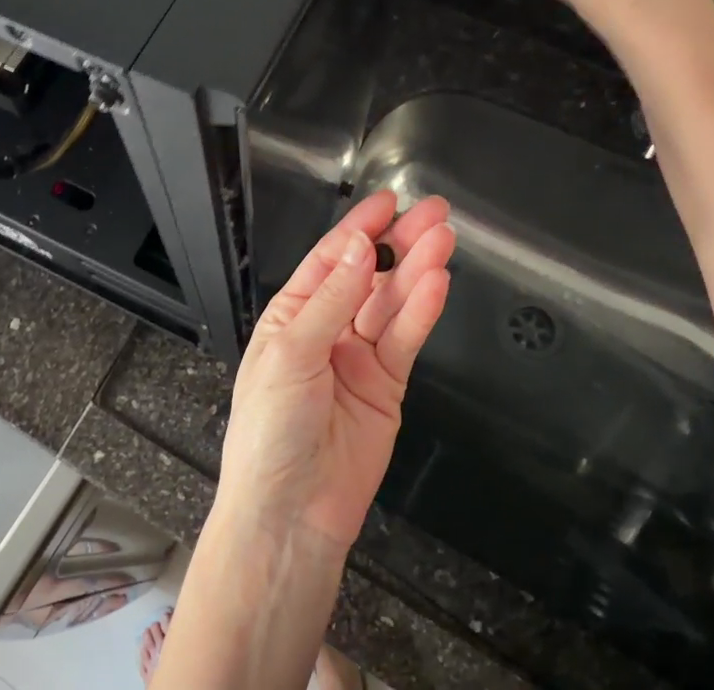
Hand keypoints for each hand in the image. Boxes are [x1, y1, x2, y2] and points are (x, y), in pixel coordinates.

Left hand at [217, 192, 454, 549]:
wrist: (290, 511)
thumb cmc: (270, 432)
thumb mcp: (291, 354)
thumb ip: (331, 300)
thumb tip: (357, 247)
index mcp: (290, 316)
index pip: (328, 261)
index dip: (357, 229)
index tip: (387, 202)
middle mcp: (326, 331)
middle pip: (368, 277)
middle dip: (398, 244)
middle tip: (433, 213)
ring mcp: (358, 358)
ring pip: (392, 304)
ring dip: (416, 271)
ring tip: (443, 239)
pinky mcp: (387, 386)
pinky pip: (406, 339)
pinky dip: (423, 311)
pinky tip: (438, 282)